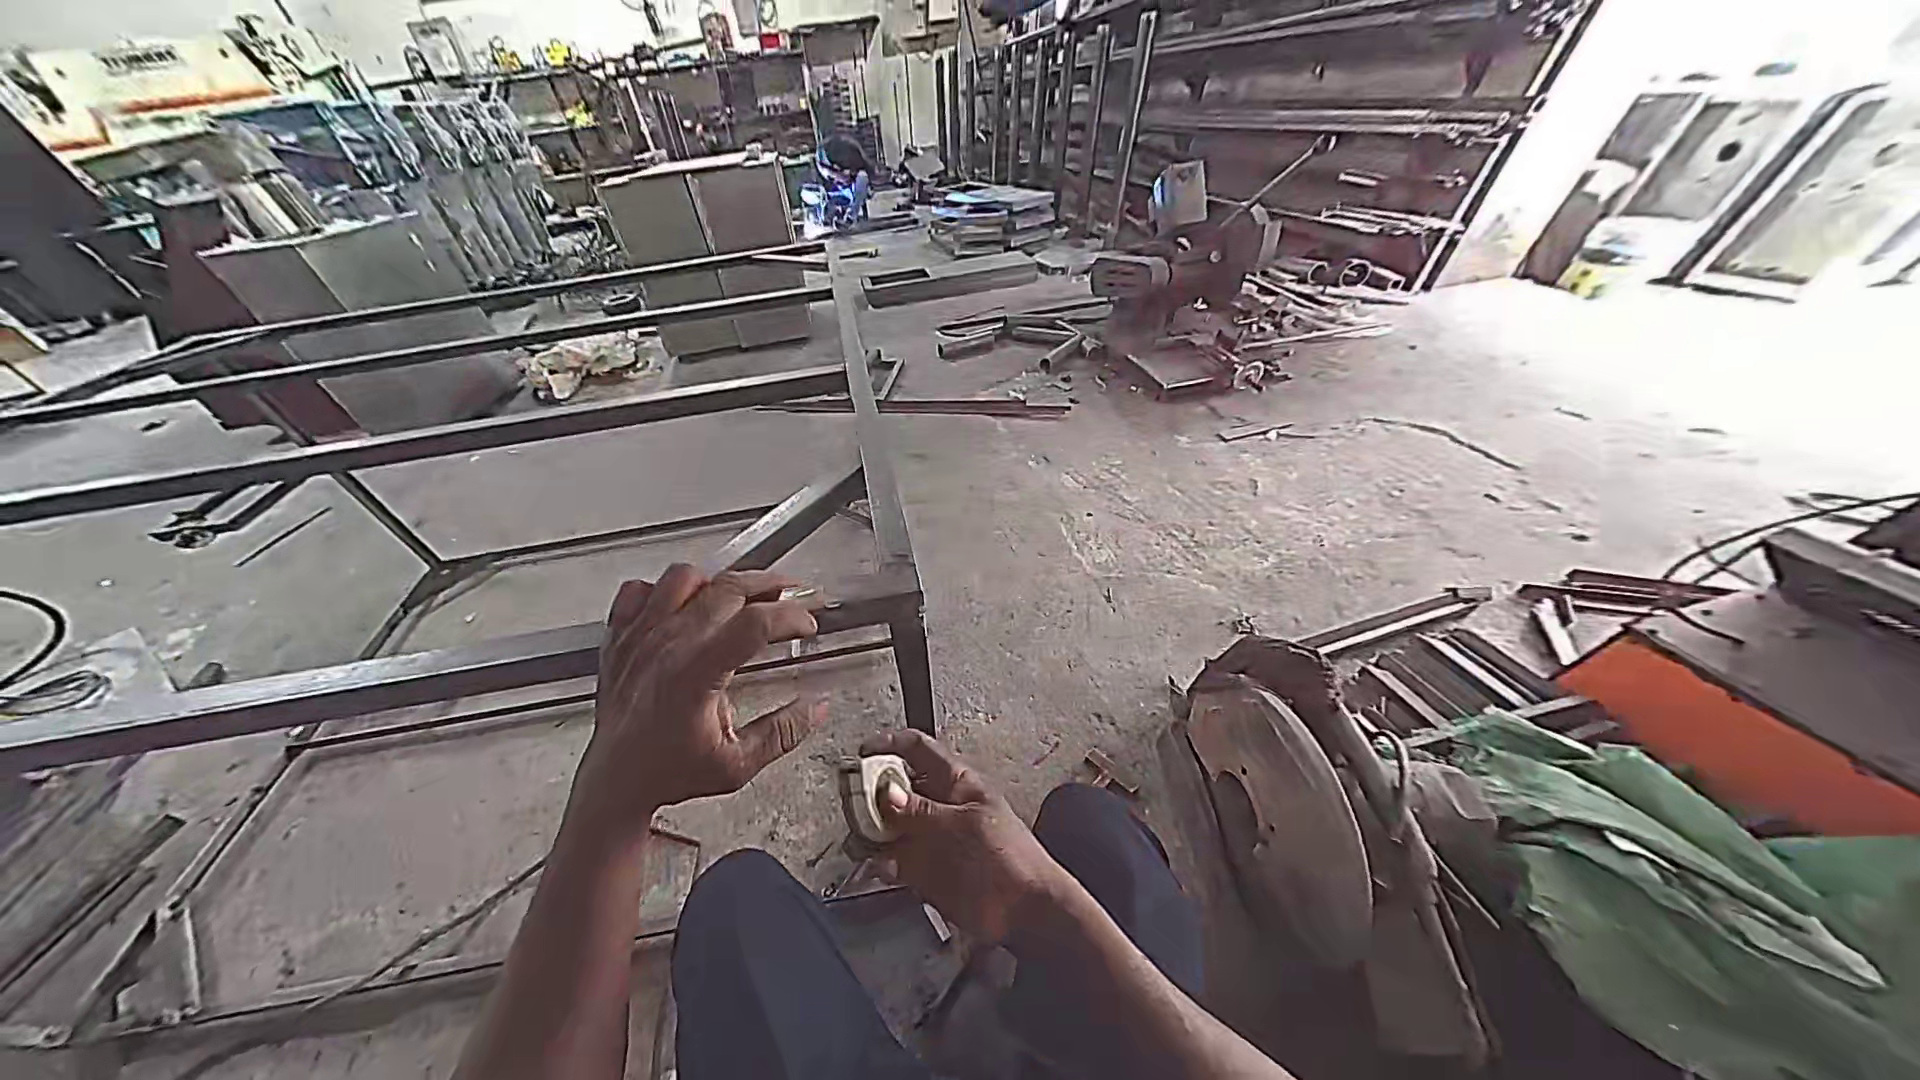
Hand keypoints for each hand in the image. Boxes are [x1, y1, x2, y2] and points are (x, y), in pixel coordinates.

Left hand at [567, 565, 829, 846]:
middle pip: (729, 588)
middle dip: (773, 585)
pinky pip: (640, 589)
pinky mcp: (620, 638)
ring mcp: (639, 638)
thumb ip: (783, 733)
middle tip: (796, 593)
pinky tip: (686, 602)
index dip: (793, 616)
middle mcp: (666, 647)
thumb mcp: (738, 763)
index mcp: (695, 674)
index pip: (756, 623)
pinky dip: (666, 588)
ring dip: (722, 581)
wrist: (614, 784)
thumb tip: (816, 708)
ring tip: (745, 594)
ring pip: (685, 577)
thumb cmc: (667, 773)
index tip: (808, 624)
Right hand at [859, 730, 1082, 942]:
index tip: (864, 751)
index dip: (890, 744)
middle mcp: (937, 805)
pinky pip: (891, 859)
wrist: (1025, 910)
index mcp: (955, 782)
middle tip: (853, 800)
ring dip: (870, 828)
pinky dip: (880, 860)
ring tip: (860, 836)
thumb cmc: (1011, 856)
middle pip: (895, 786)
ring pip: (887, 824)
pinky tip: (882, 864)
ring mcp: (928, 837)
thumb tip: (887, 792)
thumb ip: (923, 811)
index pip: (918, 750)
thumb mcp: (965, 825)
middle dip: (871, 790)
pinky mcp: (923, 869)